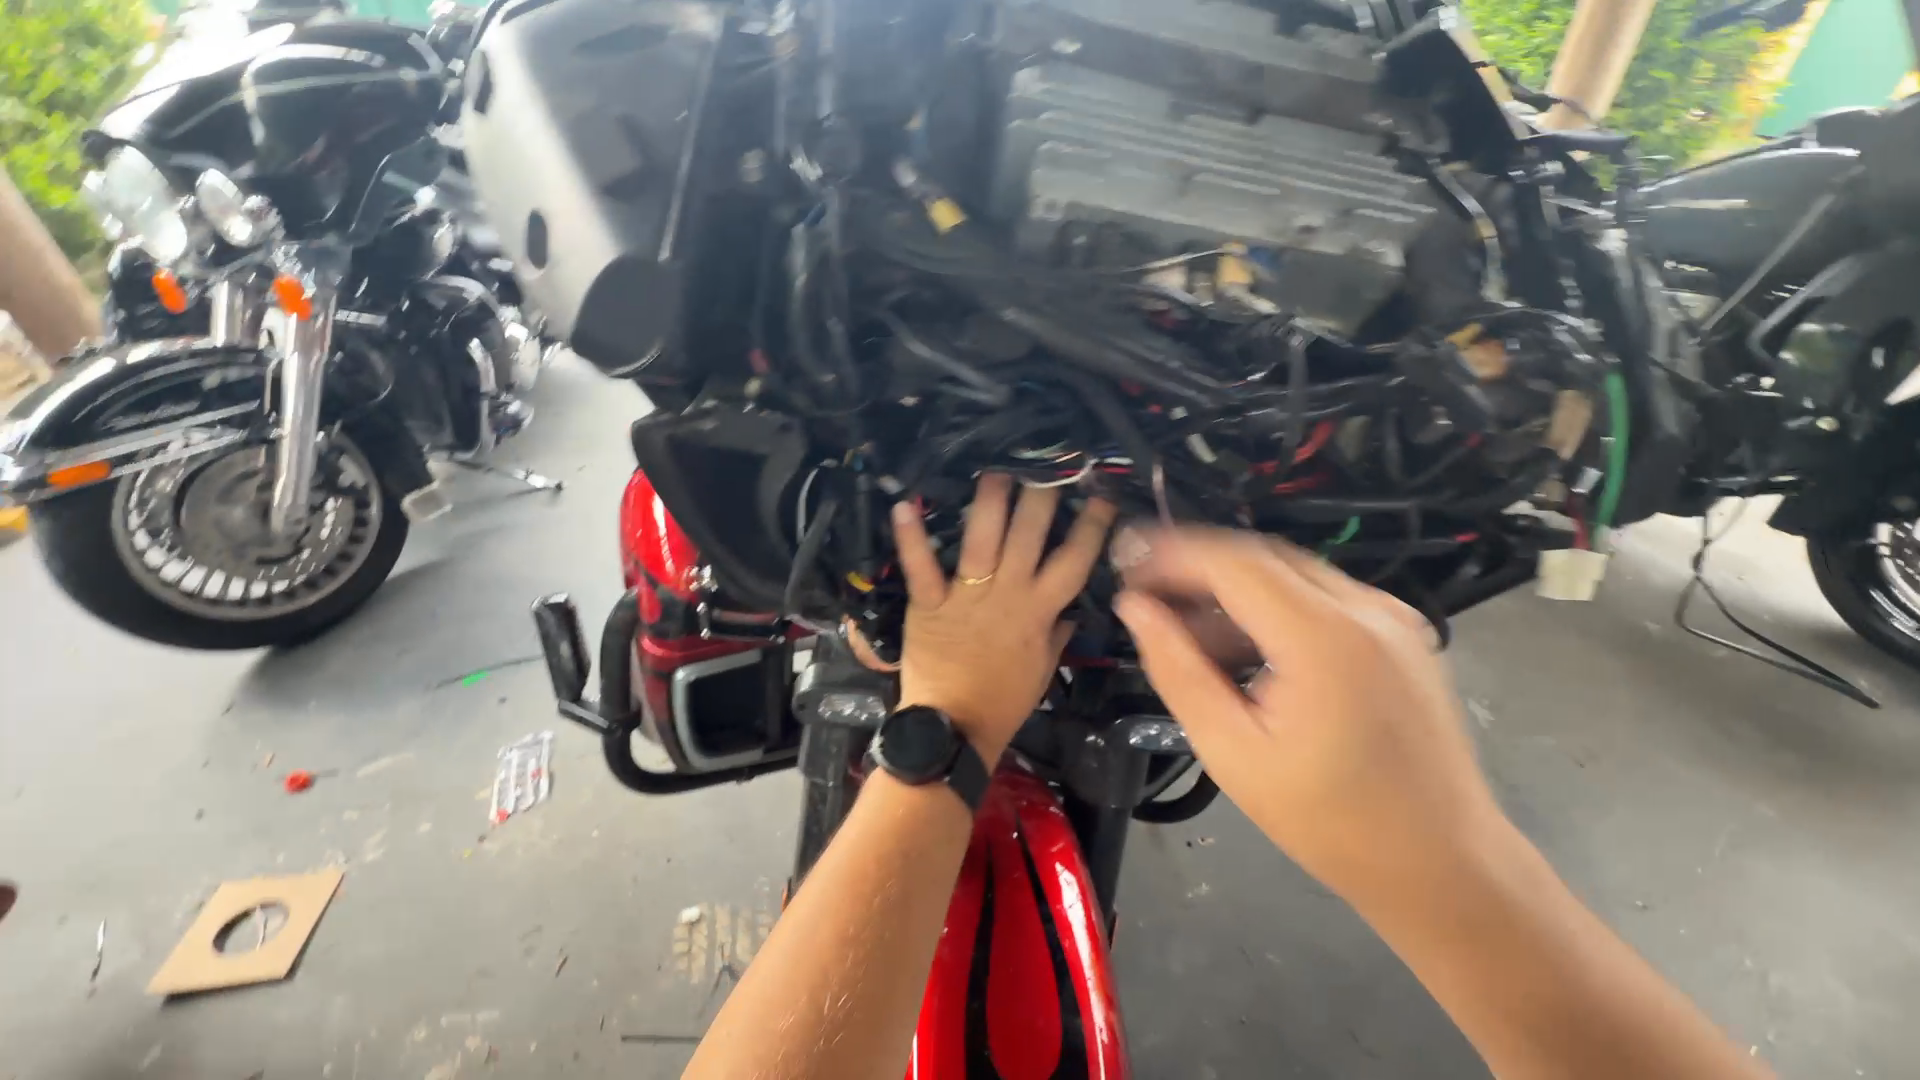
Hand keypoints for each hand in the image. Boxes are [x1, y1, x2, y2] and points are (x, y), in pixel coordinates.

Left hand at [892, 474, 1115, 760]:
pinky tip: (904, 506)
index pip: (1075, 560)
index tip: (1102, 495)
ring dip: (989, 503)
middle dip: (1041, 497)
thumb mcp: (1044, 668)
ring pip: (983, 541)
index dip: (1092, 526)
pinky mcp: (930, 604)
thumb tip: (1071, 609)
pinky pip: (921, 567)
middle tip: (1047, 464)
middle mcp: (1008, 595)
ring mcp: (967, 597)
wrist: (955, 729)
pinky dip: (910, 538)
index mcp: (1040, 610)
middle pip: (1030, 537)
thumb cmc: (1003, 701)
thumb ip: (1057, 632)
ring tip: (996, 470)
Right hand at [1113, 527, 1506, 904]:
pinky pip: (1322, 597)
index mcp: (1323, 637)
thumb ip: (1178, 669)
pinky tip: (1242, 645)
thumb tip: (1136, 607)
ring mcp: (1391, 617)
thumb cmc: (1328, 820)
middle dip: (1196, 566)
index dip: (1172, 553)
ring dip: (1232, 587)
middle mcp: (1365, 608)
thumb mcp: (1231, 750)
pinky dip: (1272, 606)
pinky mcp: (1401, 634)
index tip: (1126, 562)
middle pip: (1262, 556)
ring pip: (1291, 572)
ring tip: (1185, 627)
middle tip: (1145, 591)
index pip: (1233, 560)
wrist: (1441, 862)